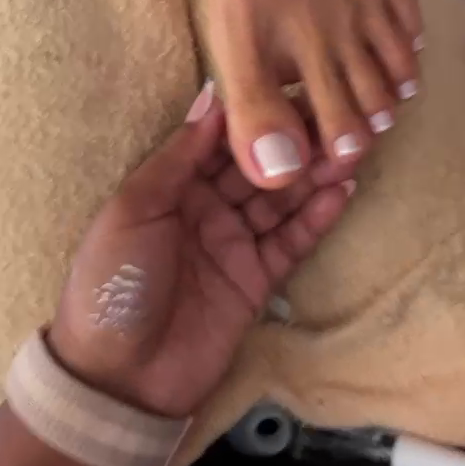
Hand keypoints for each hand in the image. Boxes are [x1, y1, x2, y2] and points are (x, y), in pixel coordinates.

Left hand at [47, 84, 355, 418]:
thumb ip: (177, 157)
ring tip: (350, 147)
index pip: (221, 141)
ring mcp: (234, 243)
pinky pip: (291, 242)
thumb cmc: (114, 282)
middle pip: (257, 166)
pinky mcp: (257, 280)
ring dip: (313, 174)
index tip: (293, 86)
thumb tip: (212, 98)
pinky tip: (342, 192)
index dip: (255, 116)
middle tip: (335, 116)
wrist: (119, 379)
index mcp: (171, 186)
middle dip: (294, 142)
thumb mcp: (133, 209)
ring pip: (281, 200)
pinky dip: (317, 218)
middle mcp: (206, 207)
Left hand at [167, 0, 423, 189]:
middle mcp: (345, 20)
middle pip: (368, 88)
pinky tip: (408, 42)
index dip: (337, 146)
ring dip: (391, 85)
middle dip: (367, 123)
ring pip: (391, 52)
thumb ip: (252, 97)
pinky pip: (405, 4)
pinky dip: (408, 34)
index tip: (340, 165)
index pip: (334, 116)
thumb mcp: (222, 21)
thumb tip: (280, 169)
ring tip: (392, 105)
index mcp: (303, 43)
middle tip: (368, 143)